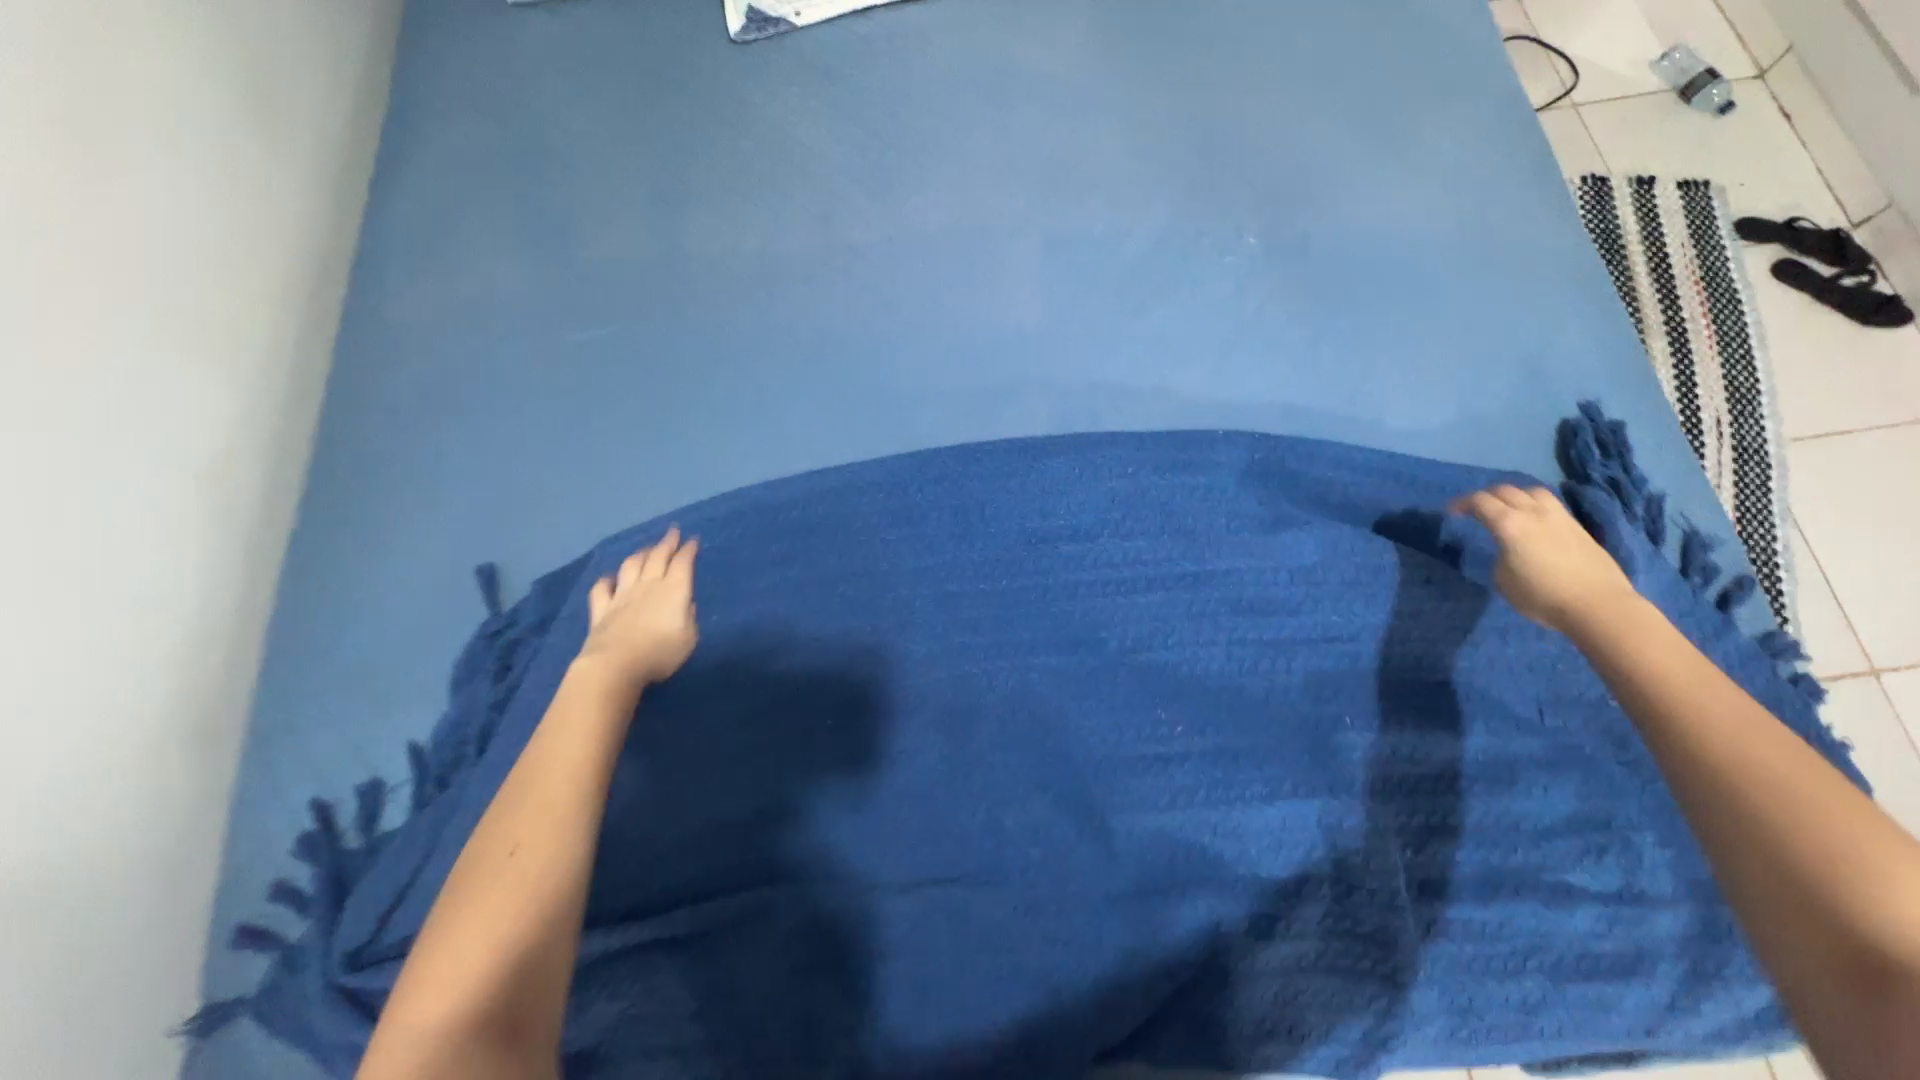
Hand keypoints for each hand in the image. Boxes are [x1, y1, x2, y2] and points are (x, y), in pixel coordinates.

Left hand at [576, 528, 699, 696]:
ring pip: (631, 566)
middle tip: (673, 532)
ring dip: (641, 554)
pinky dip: (607, 580)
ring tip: (647, 549)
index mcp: (673, 591)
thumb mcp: (689, 638)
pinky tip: (610, 578)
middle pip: (658, 557)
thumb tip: (685, 603)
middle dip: (667, 543)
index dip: (689, 550)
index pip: (683, 563)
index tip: (693, 540)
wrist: (615, 665)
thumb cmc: (660, 654)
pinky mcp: (602, 609)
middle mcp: (648, 586)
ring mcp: (622, 596)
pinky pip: (602, 588)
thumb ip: (689, 617)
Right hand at [1449, 484, 1639, 635]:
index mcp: (1509, 525)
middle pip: (1506, 490)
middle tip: (1477, 509)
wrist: (1597, 605)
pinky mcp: (1578, 527)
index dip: (1462, 503)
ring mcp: (1560, 517)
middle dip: (1486, 496)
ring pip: (1533, 492)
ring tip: (1509, 509)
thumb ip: (1501, 556)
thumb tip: (1510, 550)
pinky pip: (1551, 505)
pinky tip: (1534, 521)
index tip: (1452, 512)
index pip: (1480, 502)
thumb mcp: (1503, 580)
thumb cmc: (1542, 596)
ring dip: (1515, 495)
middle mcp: (1534, 513)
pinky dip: (1535, 506)